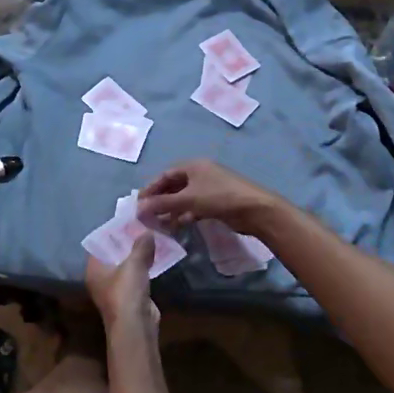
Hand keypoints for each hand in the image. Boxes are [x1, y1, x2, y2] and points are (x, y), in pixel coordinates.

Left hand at [86, 232, 157, 328]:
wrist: (135, 325)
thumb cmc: (126, 291)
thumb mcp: (134, 264)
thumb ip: (141, 246)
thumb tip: (148, 231)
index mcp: (94, 269)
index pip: (100, 244)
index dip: (113, 232)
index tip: (128, 221)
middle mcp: (101, 277)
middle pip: (114, 254)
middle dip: (128, 242)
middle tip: (143, 227)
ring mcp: (116, 288)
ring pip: (126, 265)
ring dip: (138, 255)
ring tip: (152, 238)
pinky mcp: (130, 296)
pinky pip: (136, 275)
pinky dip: (144, 267)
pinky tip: (156, 257)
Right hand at [138, 160, 285, 234]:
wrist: (254, 209)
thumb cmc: (220, 197)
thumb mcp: (188, 199)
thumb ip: (163, 203)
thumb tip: (139, 208)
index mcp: (193, 166)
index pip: (165, 175)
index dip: (151, 188)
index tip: (138, 204)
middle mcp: (200, 174)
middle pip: (174, 187)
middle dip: (160, 201)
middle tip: (146, 216)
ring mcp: (209, 189)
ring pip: (183, 198)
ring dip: (170, 210)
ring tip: (158, 224)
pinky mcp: (216, 203)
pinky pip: (194, 207)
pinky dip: (184, 215)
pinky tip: (176, 226)